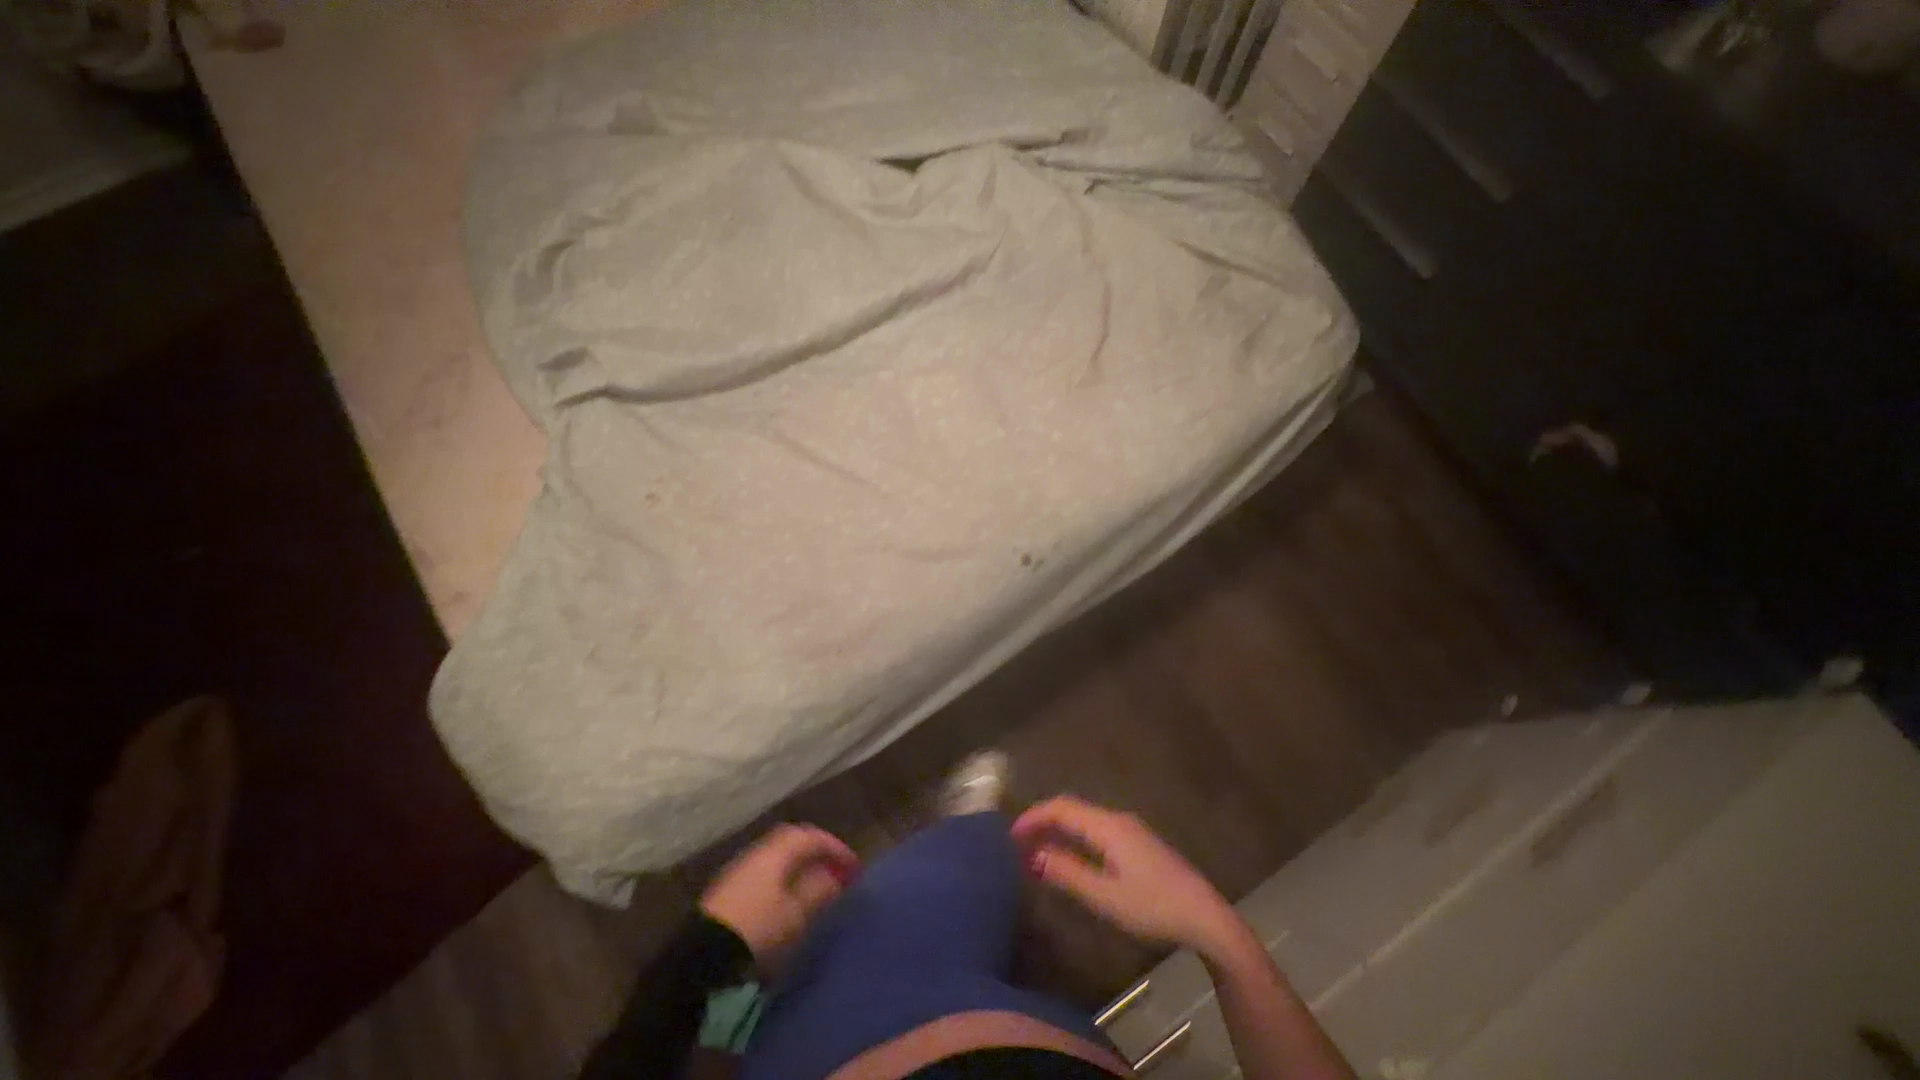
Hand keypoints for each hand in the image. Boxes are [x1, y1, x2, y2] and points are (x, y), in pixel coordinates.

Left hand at [700, 824, 858, 971]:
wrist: (704, 956)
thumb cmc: (758, 929)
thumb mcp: (796, 914)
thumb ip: (818, 891)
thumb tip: (834, 877)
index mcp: (775, 854)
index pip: (809, 837)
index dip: (835, 848)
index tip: (853, 867)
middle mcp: (756, 854)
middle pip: (791, 842)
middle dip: (816, 853)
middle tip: (835, 870)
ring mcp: (738, 872)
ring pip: (776, 858)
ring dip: (798, 866)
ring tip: (815, 885)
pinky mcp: (728, 892)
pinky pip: (764, 873)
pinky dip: (783, 878)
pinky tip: (789, 898)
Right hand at [1013, 796, 1247, 959]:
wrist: (1205, 918)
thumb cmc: (1152, 907)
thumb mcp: (1104, 896)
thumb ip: (1067, 873)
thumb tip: (1034, 854)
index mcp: (1108, 827)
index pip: (1061, 807)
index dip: (1032, 817)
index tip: (1008, 836)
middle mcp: (1119, 820)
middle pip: (1073, 809)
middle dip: (1043, 821)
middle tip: (1017, 844)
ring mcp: (1132, 830)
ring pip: (1086, 819)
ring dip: (1059, 830)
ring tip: (1037, 852)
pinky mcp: (1140, 844)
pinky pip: (1098, 830)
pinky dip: (1076, 837)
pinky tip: (1070, 858)